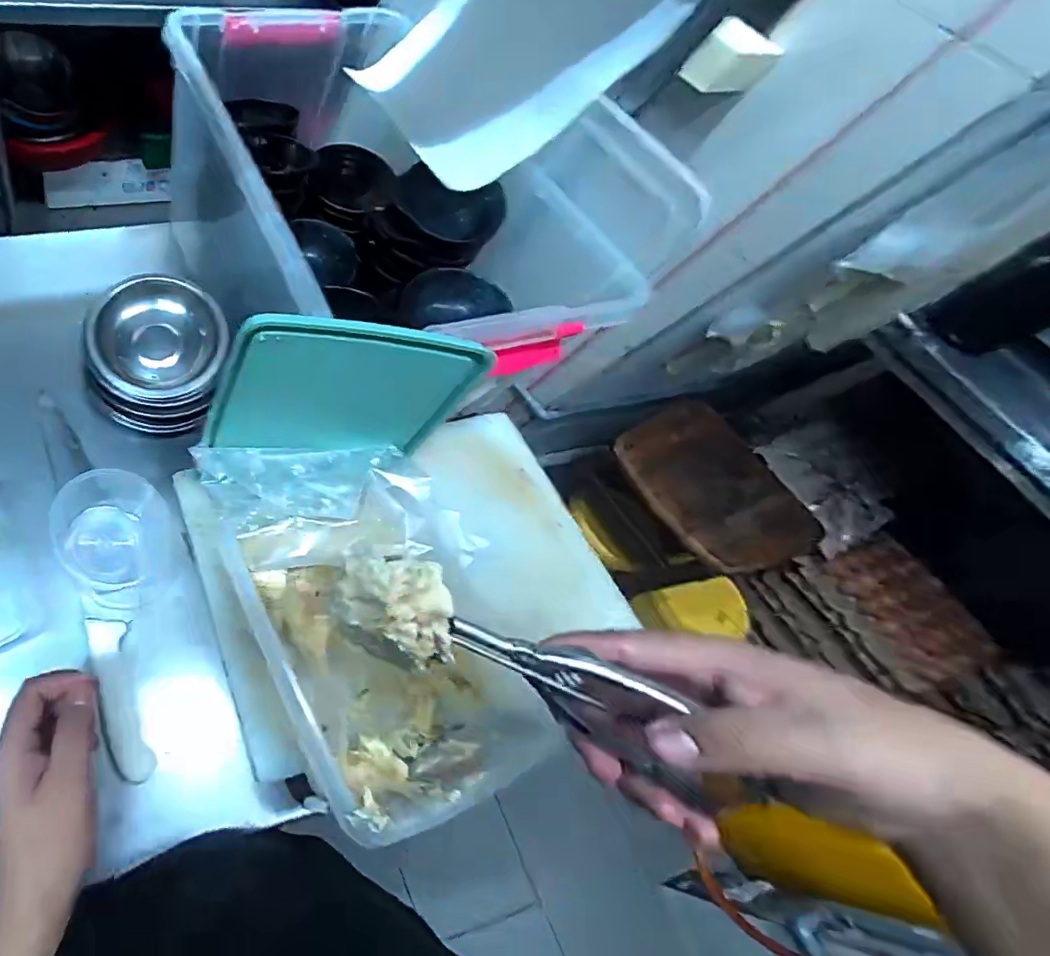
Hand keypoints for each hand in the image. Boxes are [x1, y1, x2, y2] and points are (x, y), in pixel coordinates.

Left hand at [0, 671, 99, 955]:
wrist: (32, 904)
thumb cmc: (52, 842)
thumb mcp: (69, 780)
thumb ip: (73, 731)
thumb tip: (79, 692)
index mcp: (10, 749)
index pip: (30, 694)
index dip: (61, 681)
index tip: (93, 687)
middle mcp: (6, 757)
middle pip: (32, 709)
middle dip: (65, 698)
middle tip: (97, 708)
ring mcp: (14, 778)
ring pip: (39, 731)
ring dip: (66, 721)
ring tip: (94, 733)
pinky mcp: (25, 795)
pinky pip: (43, 752)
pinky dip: (64, 743)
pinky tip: (84, 759)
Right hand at [551, 631, 1040, 847]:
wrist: (946, 799)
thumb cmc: (877, 747)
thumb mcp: (808, 739)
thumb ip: (725, 736)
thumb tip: (648, 741)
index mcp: (704, 661)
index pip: (620, 646)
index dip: (571, 651)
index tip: (529, 665)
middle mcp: (686, 684)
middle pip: (610, 697)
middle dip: (602, 739)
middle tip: (613, 779)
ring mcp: (696, 720)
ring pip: (630, 739)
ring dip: (638, 780)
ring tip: (676, 820)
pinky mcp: (708, 755)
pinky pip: (661, 770)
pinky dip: (667, 798)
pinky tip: (699, 828)